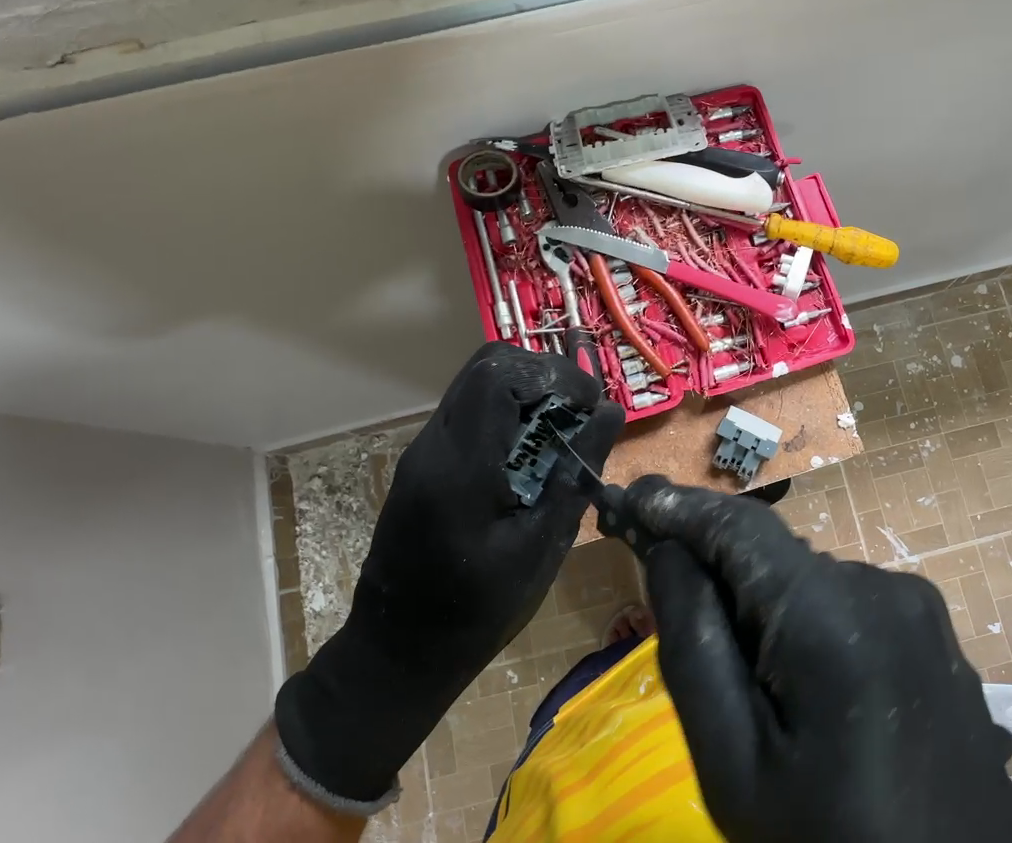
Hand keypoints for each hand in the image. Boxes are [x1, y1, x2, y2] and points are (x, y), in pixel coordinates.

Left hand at [273, 343, 624, 813]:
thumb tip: (612, 413)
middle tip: (580, 410)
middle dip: (543, 373)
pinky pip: (468, 409)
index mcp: (462, 468)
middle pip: (487, 364)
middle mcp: (435, 444)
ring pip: (475, 381)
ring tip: (560, 428)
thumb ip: (576, 474)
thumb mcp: (541, 547)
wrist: (400, 647)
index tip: (592, 405)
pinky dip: (506, 409)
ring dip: (525, 389)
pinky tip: (530, 450)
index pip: (501, 375)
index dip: (556, 375)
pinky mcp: (422, 460)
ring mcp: (423, 449)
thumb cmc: (479, 609)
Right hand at [619, 476, 1011, 842]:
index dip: (678, 506)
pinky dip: (805, 621)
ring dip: (763, 604)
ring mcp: (916, 605)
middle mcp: (881, 586)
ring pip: (808, 580)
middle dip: (717, 570)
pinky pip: (846, 603)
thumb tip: (668, 551)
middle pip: (774, 556)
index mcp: (832, 616)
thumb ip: (694, 645)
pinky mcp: (932, 628)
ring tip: (744, 681)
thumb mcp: (734, 765)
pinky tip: (799, 686)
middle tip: (666, 602)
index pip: (738, 527)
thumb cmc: (828, 840)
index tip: (628, 497)